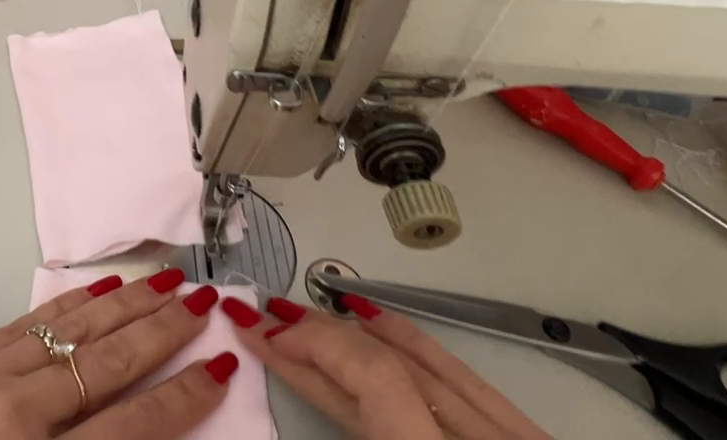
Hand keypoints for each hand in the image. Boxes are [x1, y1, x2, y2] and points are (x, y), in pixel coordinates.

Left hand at [0, 268, 238, 439]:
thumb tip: (122, 434)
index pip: (131, 429)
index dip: (182, 398)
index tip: (218, 367)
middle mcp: (13, 411)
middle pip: (107, 363)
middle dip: (163, 330)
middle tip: (206, 301)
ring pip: (72, 331)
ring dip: (125, 306)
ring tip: (167, 282)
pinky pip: (26, 324)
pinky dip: (69, 307)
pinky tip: (94, 294)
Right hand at [223, 293, 551, 439]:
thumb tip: (299, 414)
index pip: (376, 383)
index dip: (313, 351)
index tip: (261, 337)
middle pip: (391, 367)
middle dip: (318, 340)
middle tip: (262, 320)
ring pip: (425, 362)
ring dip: (356, 335)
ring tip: (303, 313)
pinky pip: (465, 377)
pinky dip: (415, 345)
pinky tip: (381, 323)